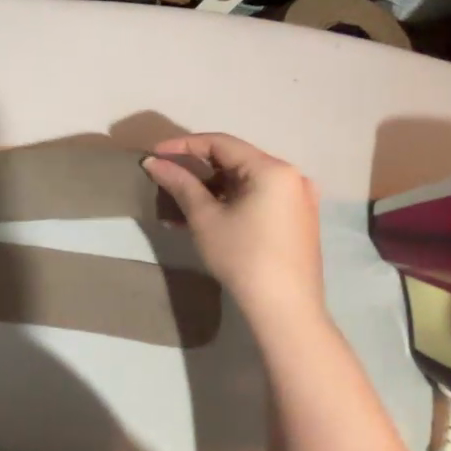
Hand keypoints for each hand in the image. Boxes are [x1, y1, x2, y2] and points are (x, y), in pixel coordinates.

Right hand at [142, 133, 325, 331]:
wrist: (285, 308)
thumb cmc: (243, 255)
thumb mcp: (204, 216)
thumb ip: (179, 182)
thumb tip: (153, 162)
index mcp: (272, 169)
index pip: (220, 143)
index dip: (182, 145)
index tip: (154, 154)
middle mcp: (290, 177)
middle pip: (233, 160)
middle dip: (195, 168)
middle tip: (164, 176)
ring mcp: (297, 199)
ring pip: (243, 180)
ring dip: (209, 187)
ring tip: (177, 201)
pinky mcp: (296, 219)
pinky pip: (256, 197)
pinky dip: (228, 200)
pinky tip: (203, 216)